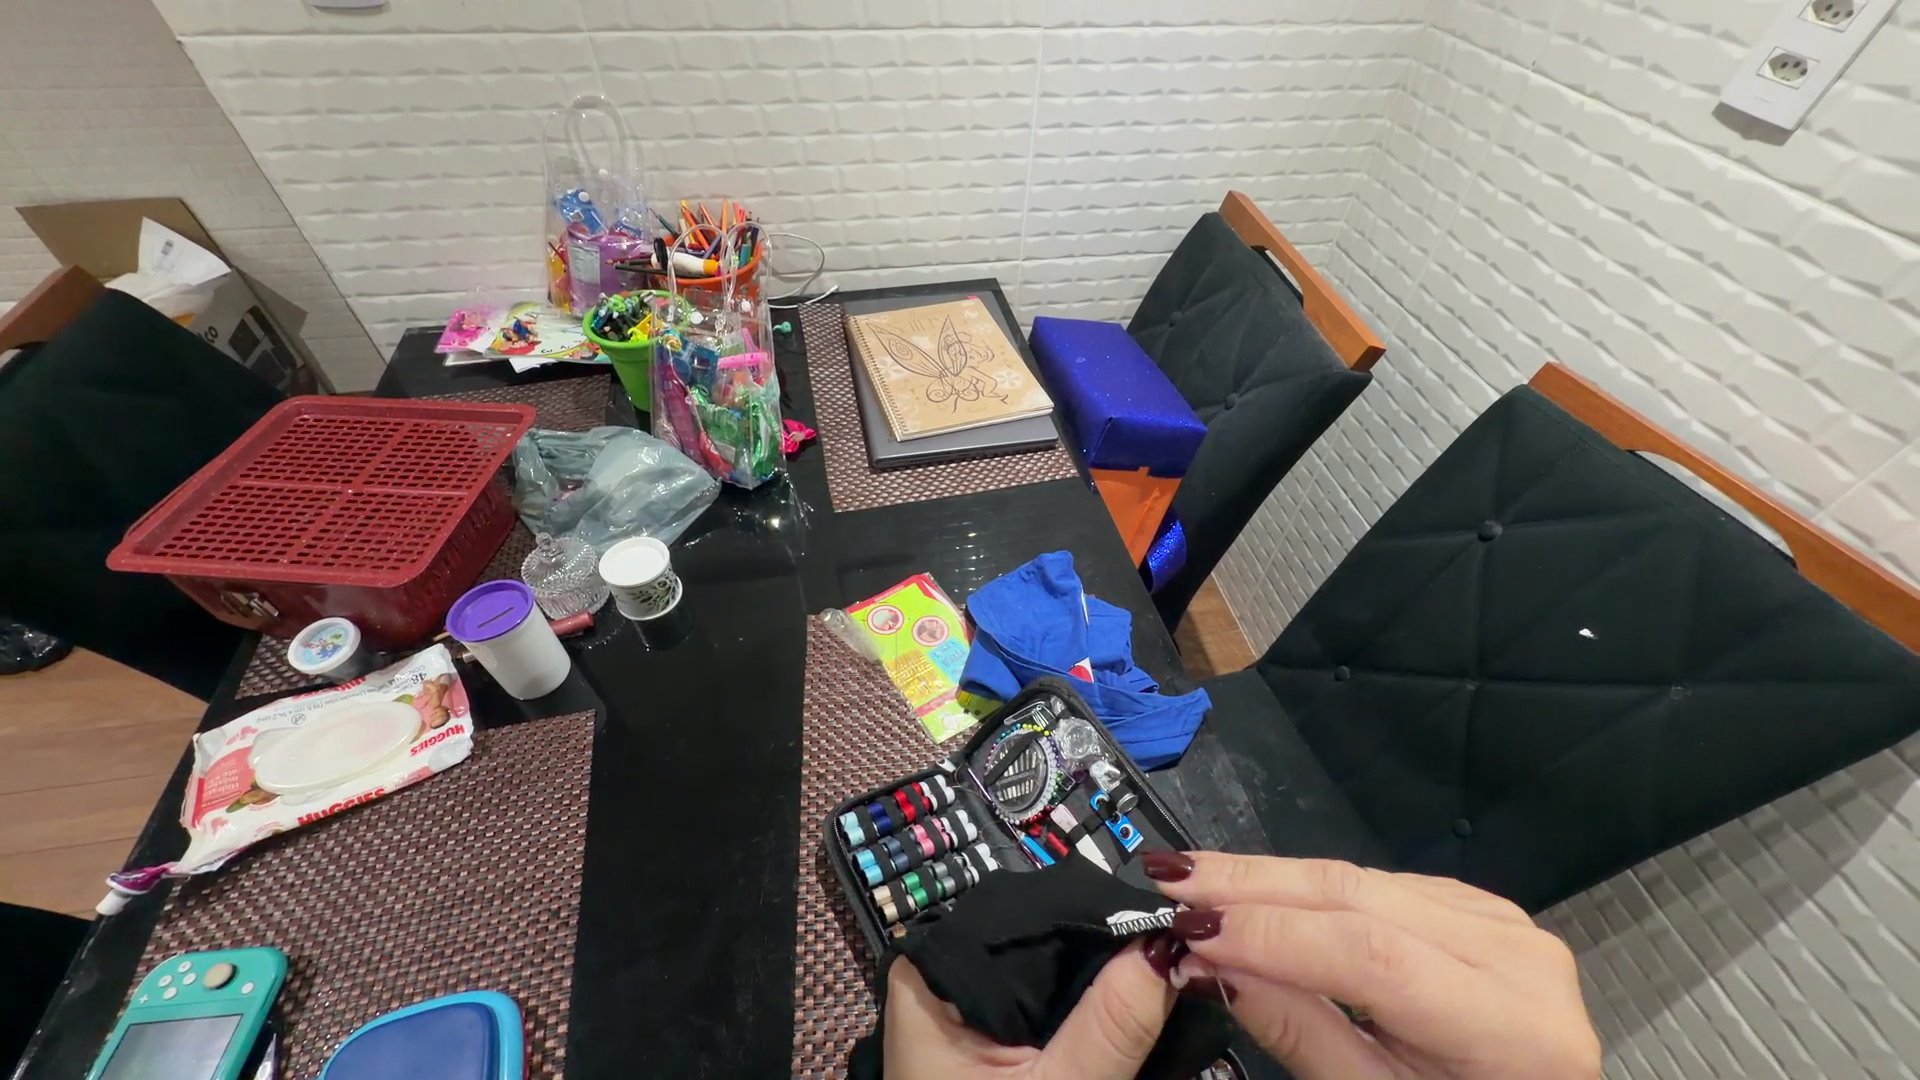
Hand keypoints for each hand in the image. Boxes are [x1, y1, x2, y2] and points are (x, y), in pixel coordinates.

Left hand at [882, 944, 1173, 1079]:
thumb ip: (1110, 1025)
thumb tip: (1169, 942)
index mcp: (933, 968)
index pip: (1024, 913)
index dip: (1093, 915)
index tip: (1161, 923)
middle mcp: (940, 968)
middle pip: (1034, 934)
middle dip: (1099, 947)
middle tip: (1174, 949)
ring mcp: (958, 998)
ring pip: (1041, 963)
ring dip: (1096, 974)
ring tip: (1160, 967)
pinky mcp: (978, 1027)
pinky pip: (1035, 994)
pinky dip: (1078, 1002)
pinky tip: (1123, 1002)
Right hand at [1141, 852, 1599, 1079]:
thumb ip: (1293, 1026)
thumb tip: (1202, 960)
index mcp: (1512, 1026)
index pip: (1369, 953)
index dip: (1270, 934)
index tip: (1187, 927)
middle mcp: (1511, 951)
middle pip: (1355, 896)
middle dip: (1250, 885)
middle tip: (1170, 877)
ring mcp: (1492, 915)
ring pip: (1351, 878)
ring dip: (1263, 878)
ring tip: (1191, 877)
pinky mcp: (1466, 900)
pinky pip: (1366, 882)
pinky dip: (1299, 885)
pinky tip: (1249, 883)